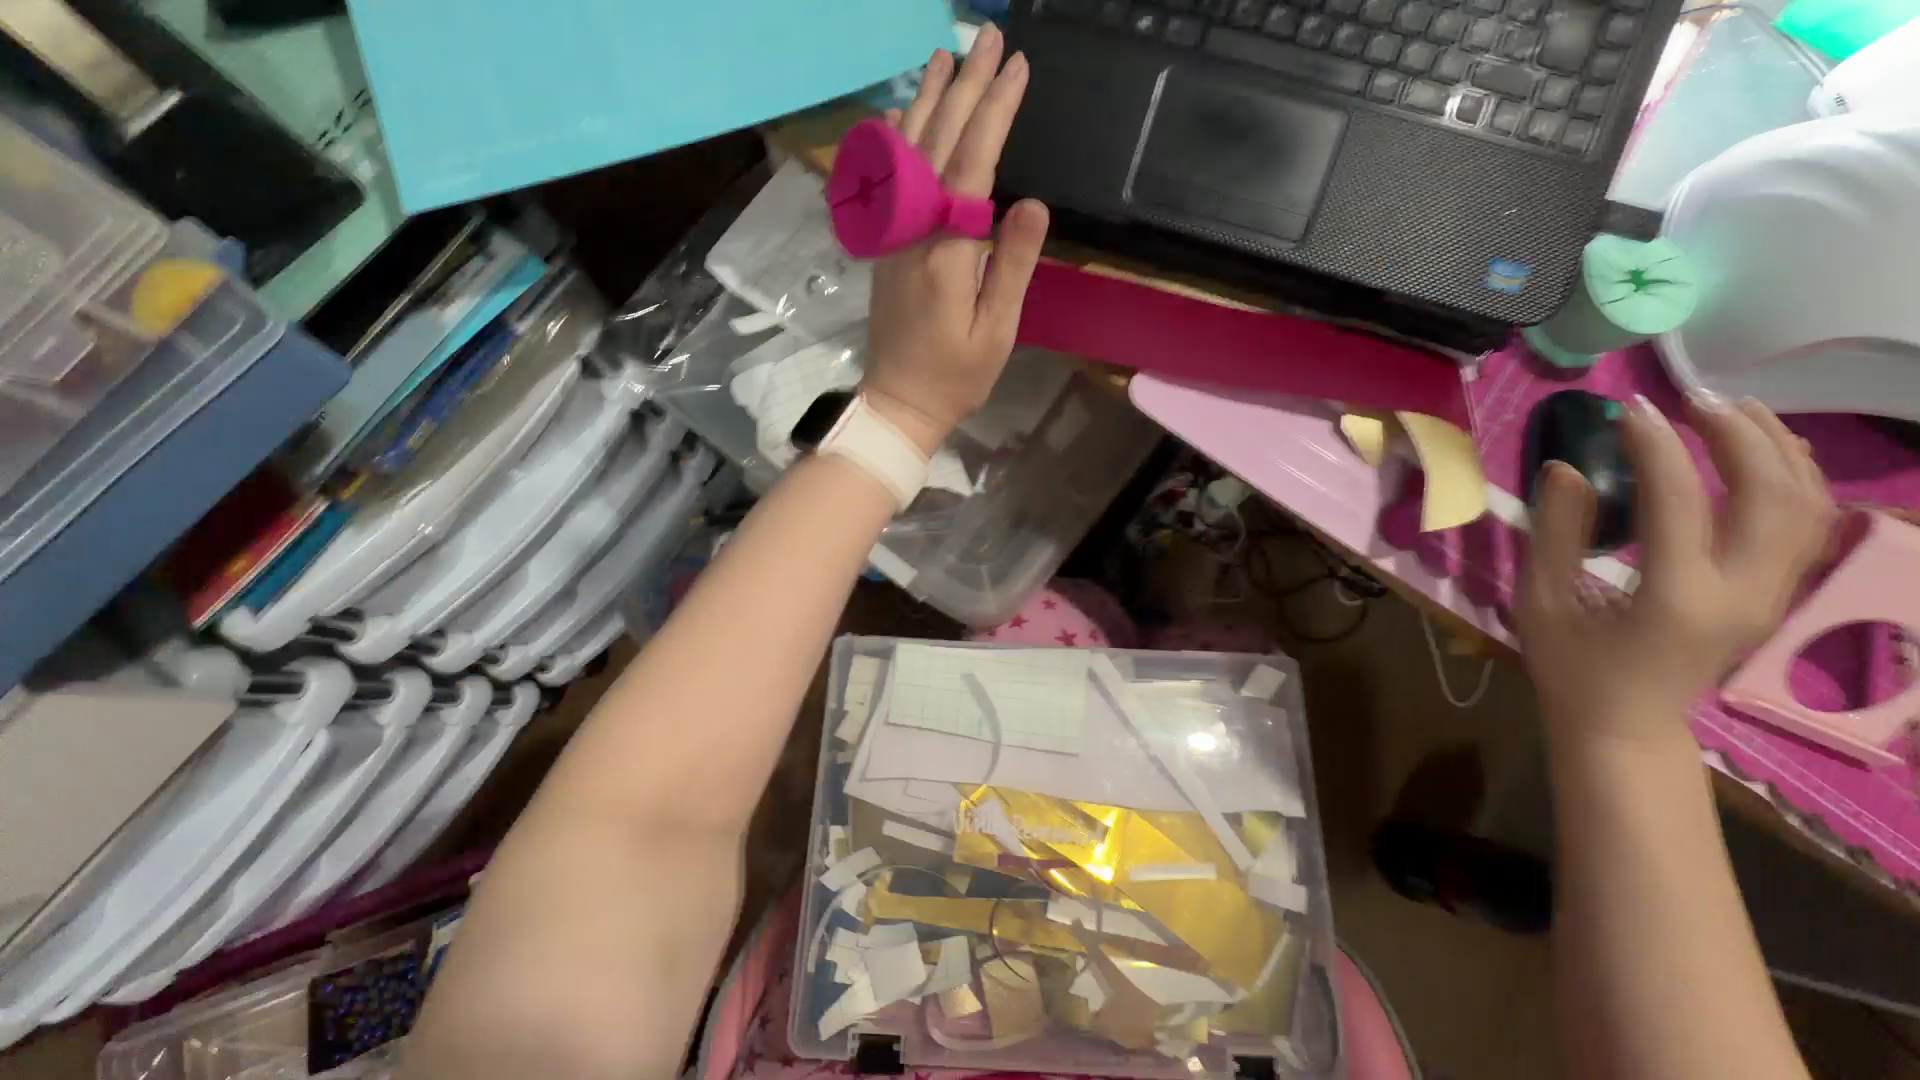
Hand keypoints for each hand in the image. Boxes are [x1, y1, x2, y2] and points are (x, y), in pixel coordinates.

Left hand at [863, 24, 1050, 454]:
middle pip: (938, 144)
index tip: (1017, 67)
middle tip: (989, 37)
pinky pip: (890, 179)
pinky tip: (900, 115)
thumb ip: (1013, 264)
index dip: (994, 112)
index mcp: (946, 249)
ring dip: (928, 100)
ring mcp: (892, 235)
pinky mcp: (884, 244)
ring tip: (946, 54)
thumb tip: (1034, 202)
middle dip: (965, 87)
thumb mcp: (998, 329)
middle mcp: (912, 229)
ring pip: (907, 154)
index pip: (972, 163)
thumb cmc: (956, 375)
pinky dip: (897, 140)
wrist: (897, 402)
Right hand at [1515, 394, 1835, 747]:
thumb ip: (1554, 532)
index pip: (1681, 500)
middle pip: (1769, 494)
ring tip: (1736, 410)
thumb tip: (1567, 467)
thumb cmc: (1571, 666)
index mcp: (1675, 597)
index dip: (1657, 447)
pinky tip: (1764, 452)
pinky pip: (1809, 524)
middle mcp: (1741, 593)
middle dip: (1736, 435)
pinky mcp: (1777, 594)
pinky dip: (1795, 477)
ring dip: (1777, 448)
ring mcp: (1771, 595)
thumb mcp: (1541, 601)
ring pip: (1806, 504)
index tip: (1629, 411)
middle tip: (1692, 401)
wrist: (1624, 723)